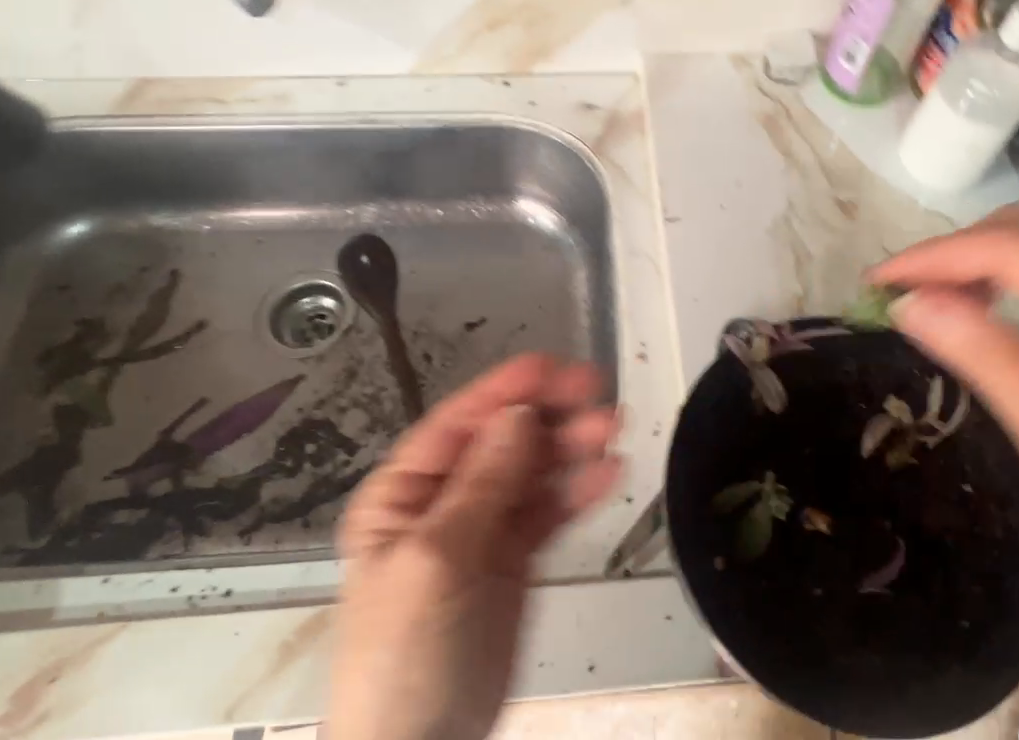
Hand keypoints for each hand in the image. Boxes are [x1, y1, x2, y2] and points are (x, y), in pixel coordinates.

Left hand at [328, 355, 621, 739]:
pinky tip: (608, 474)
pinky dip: (576, 492)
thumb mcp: (437, 560)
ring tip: (614, 430)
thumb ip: (480, 486)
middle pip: (502, 442)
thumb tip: (516, 416)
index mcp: (403, 493)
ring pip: (531, 473)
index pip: (458, 424)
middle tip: (600, 396)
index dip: (506, 390)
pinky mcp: (514, 561)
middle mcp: (442, 501)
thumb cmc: (407, 653)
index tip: (554, 366)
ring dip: (570, 448)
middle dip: (549, 416)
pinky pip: (547, 514)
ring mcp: (481, 531)